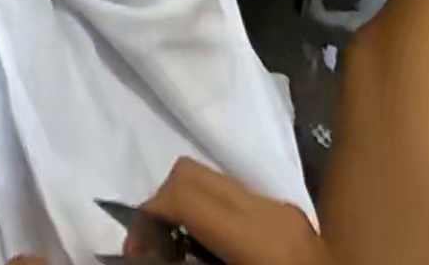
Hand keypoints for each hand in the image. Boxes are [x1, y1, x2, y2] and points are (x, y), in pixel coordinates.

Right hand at [130, 158, 327, 264]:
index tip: (136, 250)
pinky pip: (234, 198)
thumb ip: (196, 263)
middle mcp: (271, 210)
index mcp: (262, 240)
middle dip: (160, 204)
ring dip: (184, 206)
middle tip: (151, 247)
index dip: (148, 214)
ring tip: (178, 250)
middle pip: (189, 173)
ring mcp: (284, 210)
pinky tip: (212, 252)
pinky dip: (209, 214)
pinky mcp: (292, 219)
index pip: (184, 193)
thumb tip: (154, 253)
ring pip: (210, 180)